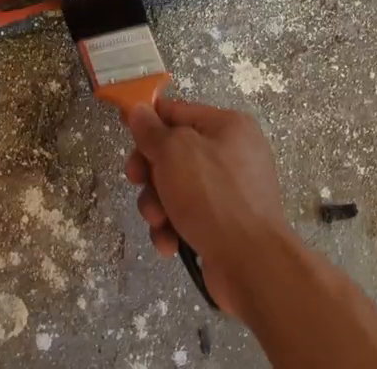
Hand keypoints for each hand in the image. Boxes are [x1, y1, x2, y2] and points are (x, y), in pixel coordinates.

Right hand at [123, 97, 294, 320]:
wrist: (253, 266)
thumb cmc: (212, 196)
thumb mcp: (174, 151)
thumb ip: (151, 129)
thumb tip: (138, 109)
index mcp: (227, 127)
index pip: (176, 112)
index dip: (146, 121)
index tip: (123, 129)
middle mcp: (232, 155)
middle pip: (172, 152)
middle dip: (150, 172)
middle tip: (136, 182)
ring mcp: (231, 193)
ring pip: (175, 187)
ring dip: (157, 204)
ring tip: (158, 221)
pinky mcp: (225, 226)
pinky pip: (188, 215)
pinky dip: (173, 228)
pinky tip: (169, 243)